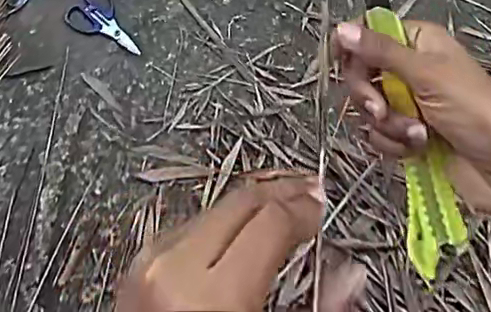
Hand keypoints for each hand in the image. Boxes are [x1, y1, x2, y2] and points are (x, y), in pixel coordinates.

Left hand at [117, 173, 365, 311]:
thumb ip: (312, 310)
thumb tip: (350, 276)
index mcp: (214, 297)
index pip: (272, 219)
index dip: (304, 208)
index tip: (322, 208)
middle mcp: (177, 267)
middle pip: (244, 199)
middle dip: (284, 191)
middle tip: (312, 191)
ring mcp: (152, 261)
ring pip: (219, 205)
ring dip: (255, 202)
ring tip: (285, 204)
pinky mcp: (140, 264)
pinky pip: (194, 224)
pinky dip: (225, 222)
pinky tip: (245, 229)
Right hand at [333, 20, 490, 215]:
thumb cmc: (475, 111)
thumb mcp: (426, 75)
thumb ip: (381, 51)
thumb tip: (343, 28)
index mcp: (419, 41)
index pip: (371, 31)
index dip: (354, 46)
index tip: (340, 61)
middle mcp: (411, 67)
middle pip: (363, 71)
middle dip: (369, 95)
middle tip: (381, 108)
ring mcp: (410, 102)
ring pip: (369, 107)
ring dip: (388, 124)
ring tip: (416, 133)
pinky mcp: (409, 134)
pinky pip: (380, 134)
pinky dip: (394, 143)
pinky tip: (418, 148)